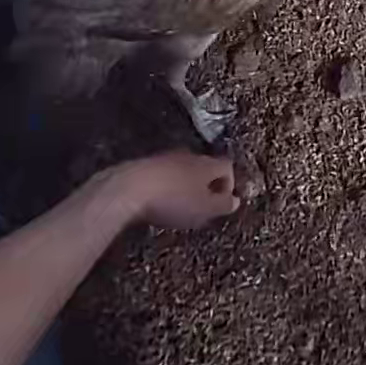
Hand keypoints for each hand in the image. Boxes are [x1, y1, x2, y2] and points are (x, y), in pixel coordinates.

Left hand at [95, 151, 239, 229]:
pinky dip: (166, 186)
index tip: (222, 203)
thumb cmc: (174, 200)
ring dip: (185, 186)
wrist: (129, 188)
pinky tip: (158, 202)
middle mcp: (189, 155)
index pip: (227, 166)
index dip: (229, 184)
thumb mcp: (204, 209)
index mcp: (208, 164)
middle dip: (206, 185)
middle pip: (205, 167)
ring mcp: (165, 158)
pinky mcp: (145, 165)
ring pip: (183, 170)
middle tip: (202, 207)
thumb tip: (235, 200)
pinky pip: (164, 174)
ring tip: (179, 207)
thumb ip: (222, 205)